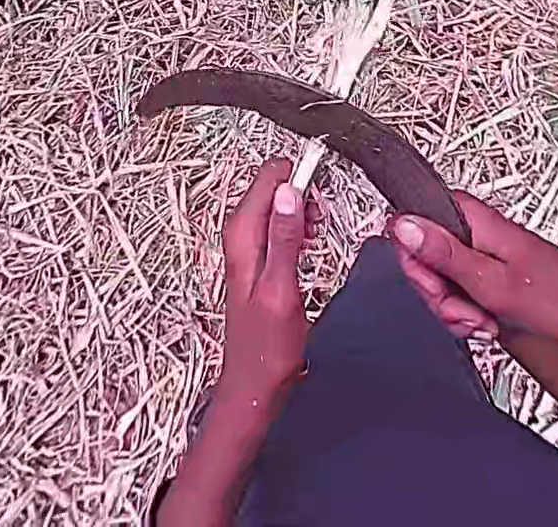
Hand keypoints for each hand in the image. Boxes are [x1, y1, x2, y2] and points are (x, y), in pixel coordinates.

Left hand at [219, 158, 314, 400]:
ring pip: (279, 201)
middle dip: (302, 194)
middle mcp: (240, 230)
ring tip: (314, 233)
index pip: (269, 176)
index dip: (299, 179)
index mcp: (242, 232)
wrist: (255, 380)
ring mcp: (247, 240)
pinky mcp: (257, 251)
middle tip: (317, 221)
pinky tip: (307, 242)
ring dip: (302, 210)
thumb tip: (289, 193)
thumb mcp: (282, 289)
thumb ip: (285, 237)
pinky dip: (297, 224)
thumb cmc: (267, 346)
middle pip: (274, 184)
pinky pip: (279, 220)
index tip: (318, 198)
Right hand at [392, 189, 557, 348]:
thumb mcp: (492, 280)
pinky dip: (464, 310)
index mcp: (463, 214)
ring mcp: (471, 247)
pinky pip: (452, 288)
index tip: (441, 289)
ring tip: (483, 318)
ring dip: (454, 308)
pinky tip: (485, 319)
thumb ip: (442, 253)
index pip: (405, 230)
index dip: (417, 266)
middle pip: (418, 259)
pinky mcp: (478, 267)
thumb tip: (401, 225)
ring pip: (434, 279)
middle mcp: (464, 225)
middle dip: (439, 295)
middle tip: (468, 310)